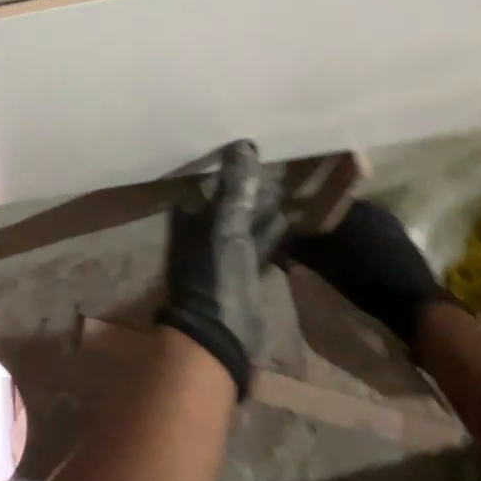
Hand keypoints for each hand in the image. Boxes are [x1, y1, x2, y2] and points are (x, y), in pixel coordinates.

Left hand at [156, 140, 266, 398]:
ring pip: (246, 219)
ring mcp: (223, 251)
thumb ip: (236, 188)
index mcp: (189, 216)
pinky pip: (259, 241)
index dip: (228, 164)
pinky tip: (291, 216)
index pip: (209, 180)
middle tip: (278, 159)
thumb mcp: (227, 227)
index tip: (252, 144)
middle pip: (228, 198)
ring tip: (290, 182)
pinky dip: (272, 229)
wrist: (218, 337)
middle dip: (249, 182)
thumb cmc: (215, 275)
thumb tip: (244, 145)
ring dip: (263, 204)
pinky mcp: (244, 271)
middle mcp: (202, 229)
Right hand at [279, 200, 449, 348]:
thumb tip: (274, 243)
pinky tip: (351, 266)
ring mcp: (394, 231)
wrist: (416, 310)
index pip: (323, 202)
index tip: (293, 226)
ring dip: (343, 240)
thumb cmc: (366, 279)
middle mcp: (376, 211)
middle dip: (323, 227)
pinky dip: (359, 252)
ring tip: (326, 256)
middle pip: (340, 216)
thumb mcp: (322, 264)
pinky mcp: (405, 251)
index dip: (306, 215)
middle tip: (306, 242)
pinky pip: (372, 244)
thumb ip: (297, 249)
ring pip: (357, 230)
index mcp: (356, 206)